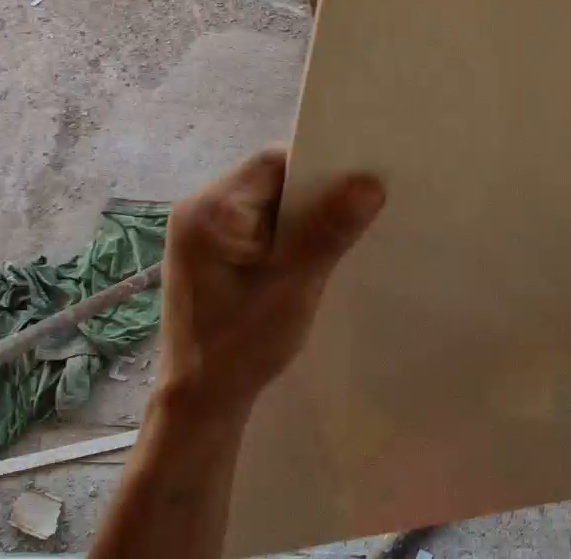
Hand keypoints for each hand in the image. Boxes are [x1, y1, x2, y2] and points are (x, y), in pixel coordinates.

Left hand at [158, 149, 384, 409]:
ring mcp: (204, 233)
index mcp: (208, 212)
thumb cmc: (240, 348)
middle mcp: (200, 212)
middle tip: (362, 203)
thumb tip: (371, 183)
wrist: (199, 407)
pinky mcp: (214, 253)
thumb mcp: (293, 287)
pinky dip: (291, 233)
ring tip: (345, 228)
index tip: (360, 176)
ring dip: (305, 215)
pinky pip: (262, 224)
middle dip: (315, 192)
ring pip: (271, 202)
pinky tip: (317, 252)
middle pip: (271, 179)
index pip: (272, 162)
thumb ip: (329, 232)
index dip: (319, 165)